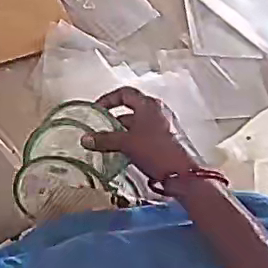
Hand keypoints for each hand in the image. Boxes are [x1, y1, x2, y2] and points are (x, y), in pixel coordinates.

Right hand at [82, 87, 198, 181]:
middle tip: (101, 130)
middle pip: (131, 108)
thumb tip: (85, 139)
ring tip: (110, 144)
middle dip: (114, 119)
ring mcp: (166, 124)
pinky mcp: (169, 139)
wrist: (182, 174)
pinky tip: (126, 152)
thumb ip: (104, 139)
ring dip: (123, 131)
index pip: (125, 93)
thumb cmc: (155, 151)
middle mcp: (158, 110)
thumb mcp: (126, 143)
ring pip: (139, 123)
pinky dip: (134, 139)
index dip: (108, 100)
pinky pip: (147, 134)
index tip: (96, 110)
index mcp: (148, 104)